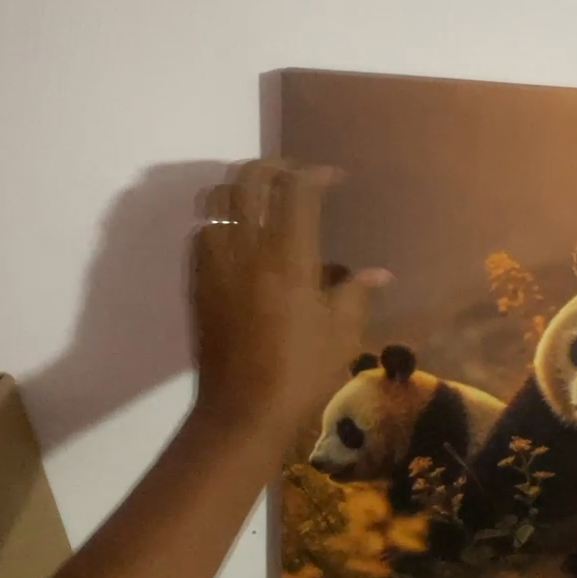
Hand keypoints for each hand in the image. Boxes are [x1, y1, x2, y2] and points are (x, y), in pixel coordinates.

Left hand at [189, 160, 387, 438]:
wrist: (241, 411)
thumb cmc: (300, 373)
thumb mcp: (341, 334)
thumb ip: (356, 293)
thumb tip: (379, 274)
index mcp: (289, 258)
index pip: (297, 189)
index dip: (316, 173)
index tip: (333, 178)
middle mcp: (248, 249)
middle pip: (249, 178)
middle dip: (274, 166)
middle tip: (295, 177)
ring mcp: (216, 263)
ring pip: (217, 198)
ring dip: (241, 187)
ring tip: (263, 199)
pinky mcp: (197, 280)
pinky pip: (201, 230)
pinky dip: (219, 219)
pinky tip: (239, 237)